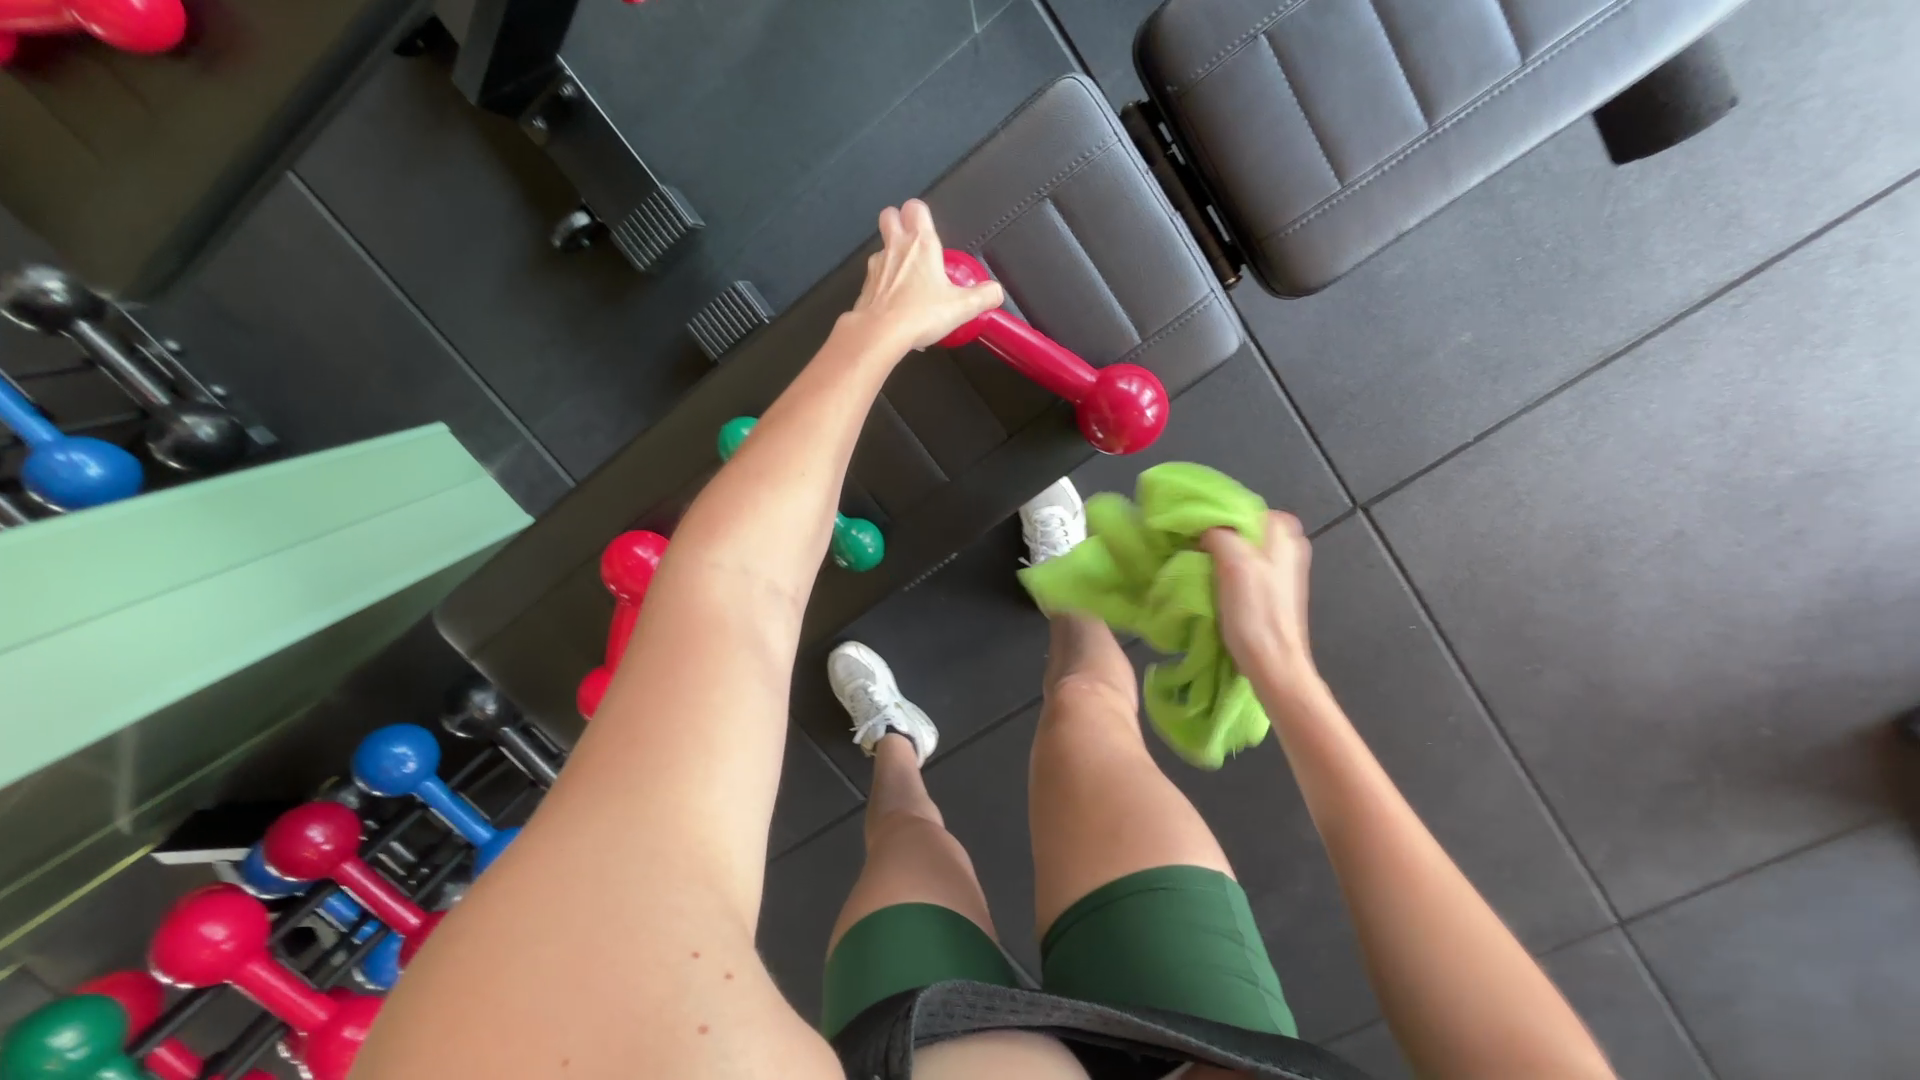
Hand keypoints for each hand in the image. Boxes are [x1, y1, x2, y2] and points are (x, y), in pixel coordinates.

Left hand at [845, 199, 1004, 351]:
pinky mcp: (865, 284)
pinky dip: (884, 283)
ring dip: (892, 255)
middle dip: (898, 222)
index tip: (929, 231)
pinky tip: (896, 303)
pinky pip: (875, 275)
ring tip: (907, 279)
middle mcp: (897, 247)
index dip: (920, 214)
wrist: (879, 334)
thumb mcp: (961, 308)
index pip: (916, 207)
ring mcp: (877, 264)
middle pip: (889, 215)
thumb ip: (983, 297)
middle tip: (912, 243)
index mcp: (922, 243)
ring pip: (882, 247)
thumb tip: (997, 291)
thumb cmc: (922, 314)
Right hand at [1202, 511, 1317, 690]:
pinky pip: (1241, 569)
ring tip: (1193, 563)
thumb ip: (1219, 533)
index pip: (1239, 507)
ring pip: (1239, 549)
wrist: (1273, 663)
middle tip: (1188, 546)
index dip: (1212, 516)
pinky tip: (1209, 583)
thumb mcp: (1235, 562)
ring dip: (1216, 554)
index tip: (1187, 529)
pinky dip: (1224, 571)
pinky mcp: (1270, 591)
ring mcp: (1280, 569)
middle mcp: (1287, 545)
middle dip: (1214, 535)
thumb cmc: (1256, 612)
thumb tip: (1201, 528)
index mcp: (1283, 532)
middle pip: (1239, 528)